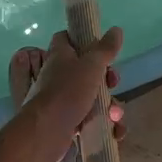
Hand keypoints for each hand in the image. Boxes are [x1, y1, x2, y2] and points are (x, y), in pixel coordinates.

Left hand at [12, 28, 124, 161]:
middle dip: (106, 79)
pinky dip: (105, 125)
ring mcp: (64, 100)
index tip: (101, 47)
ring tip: (115, 116)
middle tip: (112, 84)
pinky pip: (92, 119)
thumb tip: (116, 30)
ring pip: (93, 97)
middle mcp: (60, 76)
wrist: (45, 132)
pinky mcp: (68, 122)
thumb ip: (105, 49)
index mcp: (61, 56)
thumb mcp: (90, 66)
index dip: (84, 39)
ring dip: (110, 106)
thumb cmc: (67, 92)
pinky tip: (116, 131)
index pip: (67, 39)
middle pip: (87, 71)